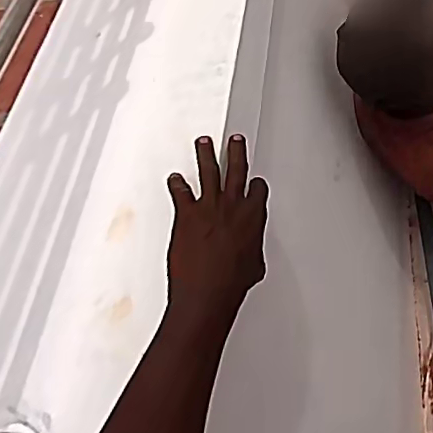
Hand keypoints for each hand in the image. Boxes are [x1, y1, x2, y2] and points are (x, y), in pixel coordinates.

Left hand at [165, 134, 267, 339]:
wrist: (208, 292)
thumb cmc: (232, 281)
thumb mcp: (254, 264)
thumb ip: (251, 249)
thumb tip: (248, 255)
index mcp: (254, 216)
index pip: (257, 189)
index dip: (255, 185)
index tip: (253, 182)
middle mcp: (233, 206)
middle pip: (237, 169)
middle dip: (236, 151)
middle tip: (235, 139)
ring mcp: (209, 208)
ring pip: (209, 172)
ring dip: (206, 155)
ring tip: (204, 142)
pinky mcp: (186, 216)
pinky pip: (181, 193)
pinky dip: (177, 184)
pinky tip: (175, 178)